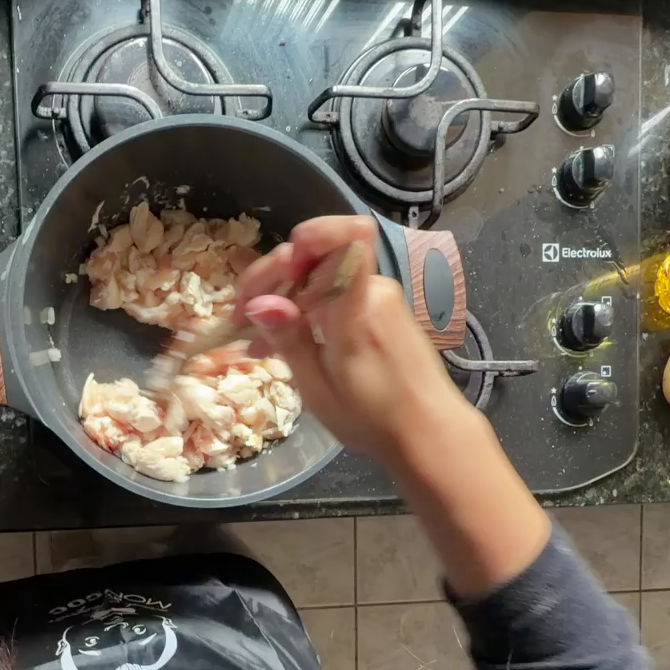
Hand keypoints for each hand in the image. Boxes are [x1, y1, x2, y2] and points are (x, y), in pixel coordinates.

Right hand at [234, 216, 479, 468]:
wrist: (429, 433)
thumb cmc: (373, 419)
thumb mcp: (320, 391)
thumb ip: (291, 341)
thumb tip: (258, 302)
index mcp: (357, 307)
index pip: (349, 236)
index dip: (311, 236)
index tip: (276, 276)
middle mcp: (372, 289)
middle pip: (317, 255)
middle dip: (271, 279)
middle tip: (240, 320)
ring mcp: (380, 296)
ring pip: (321, 276)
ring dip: (283, 298)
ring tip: (257, 342)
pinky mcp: (382, 308)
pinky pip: (336, 293)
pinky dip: (305, 310)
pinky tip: (286, 341)